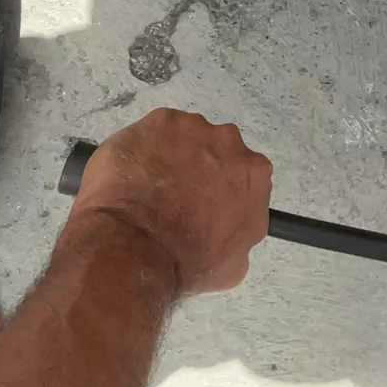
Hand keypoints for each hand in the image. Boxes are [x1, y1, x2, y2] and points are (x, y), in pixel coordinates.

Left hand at [65, 108, 272, 295]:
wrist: (134, 248)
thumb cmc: (182, 260)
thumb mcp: (234, 265)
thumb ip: (244, 233)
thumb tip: (231, 228)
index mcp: (254, 174)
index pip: (245, 174)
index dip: (223, 187)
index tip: (206, 200)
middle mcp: (230, 142)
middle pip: (216, 148)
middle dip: (200, 166)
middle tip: (176, 195)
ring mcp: (193, 127)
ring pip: (184, 136)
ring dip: (171, 154)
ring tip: (148, 187)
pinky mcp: (160, 120)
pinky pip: (154, 130)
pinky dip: (144, 147)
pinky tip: (133, 174)